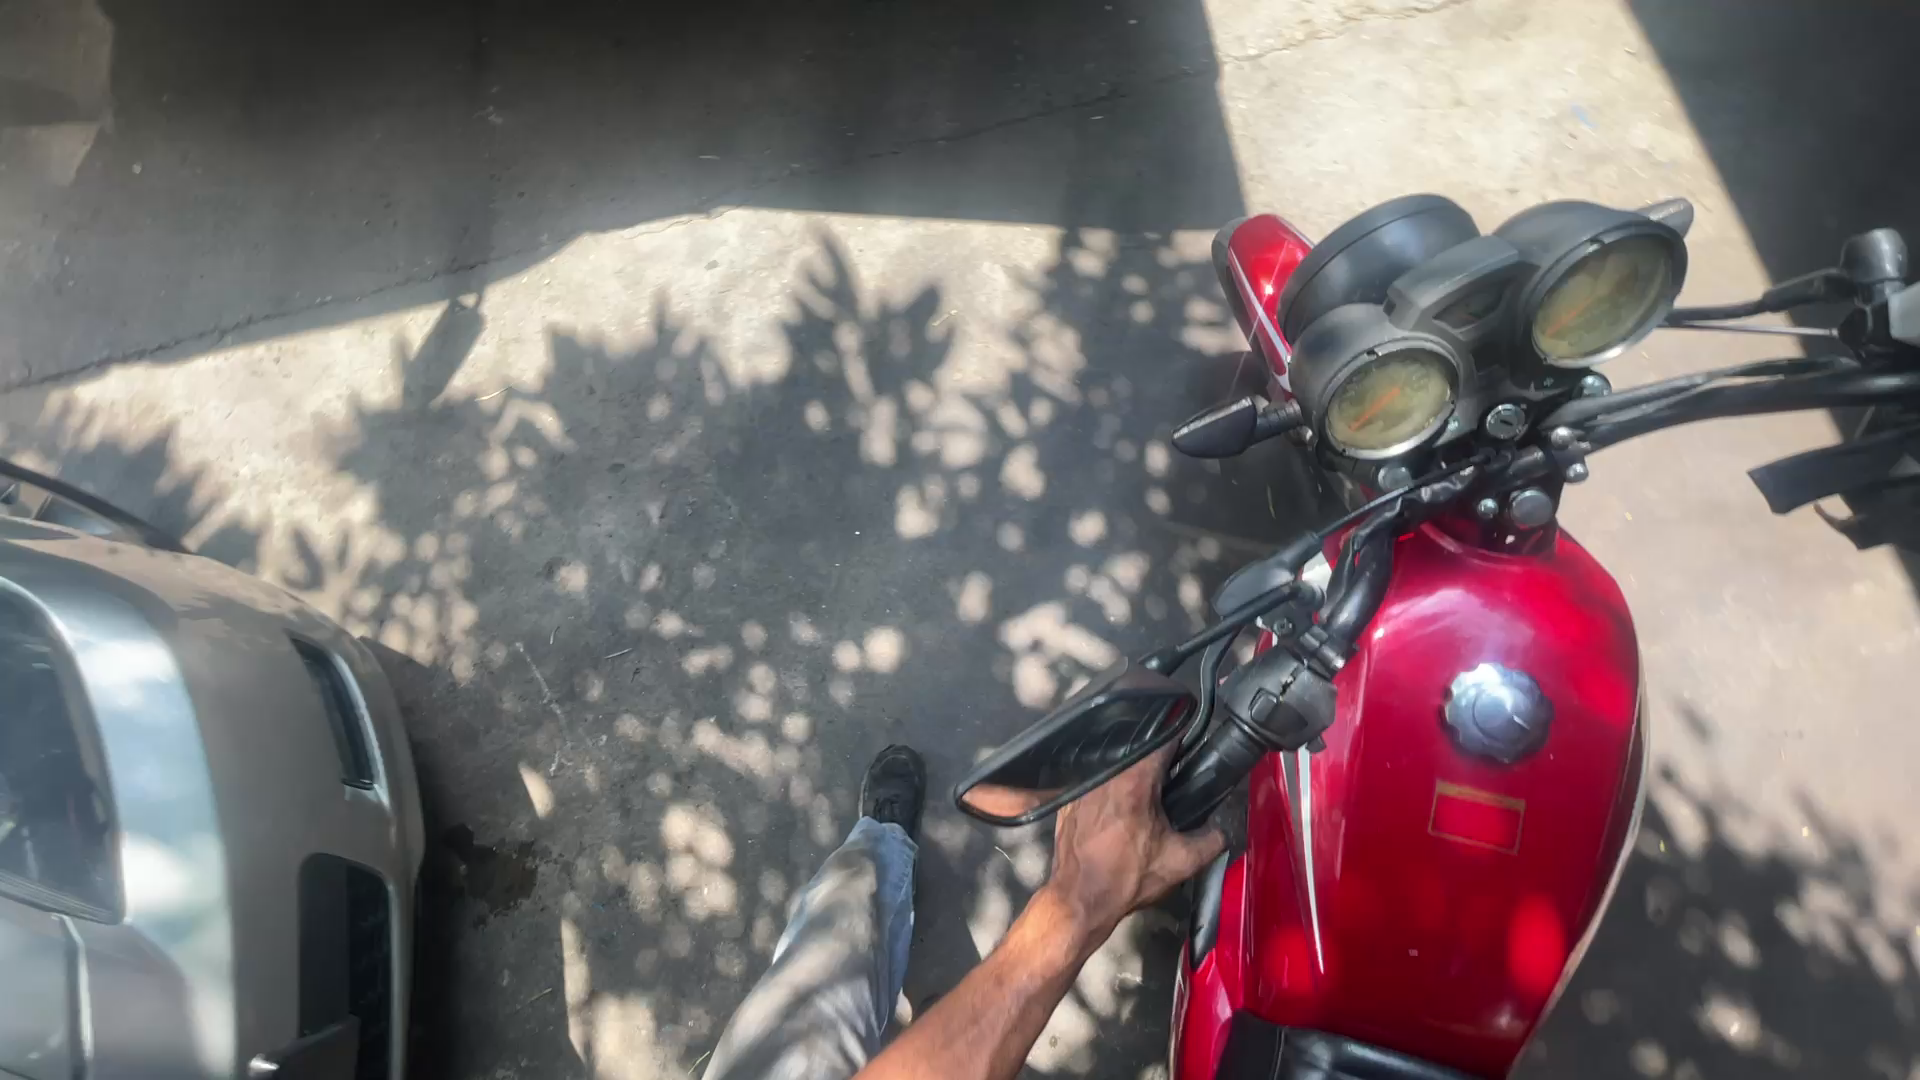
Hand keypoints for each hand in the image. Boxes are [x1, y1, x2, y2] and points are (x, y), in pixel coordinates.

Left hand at [1043, 743, 1226, 945]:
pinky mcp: (1068, 799)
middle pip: (1134, 754)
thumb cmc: (1129, 878)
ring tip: (1143, 789)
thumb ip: (1210, 842)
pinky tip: (1114, 805)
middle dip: (1152, 760)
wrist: (1081, 897)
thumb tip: (1222, 830)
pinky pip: (1092, 783)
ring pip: (1111, 768)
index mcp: (1134, 782)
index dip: (1177, 740)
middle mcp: (1105, 775)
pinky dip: (1106, 789)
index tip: (1187, 741)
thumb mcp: (1180, 863)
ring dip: (1127, 774)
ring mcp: (1083, 786)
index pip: (1161, 745)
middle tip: (1169, 772)